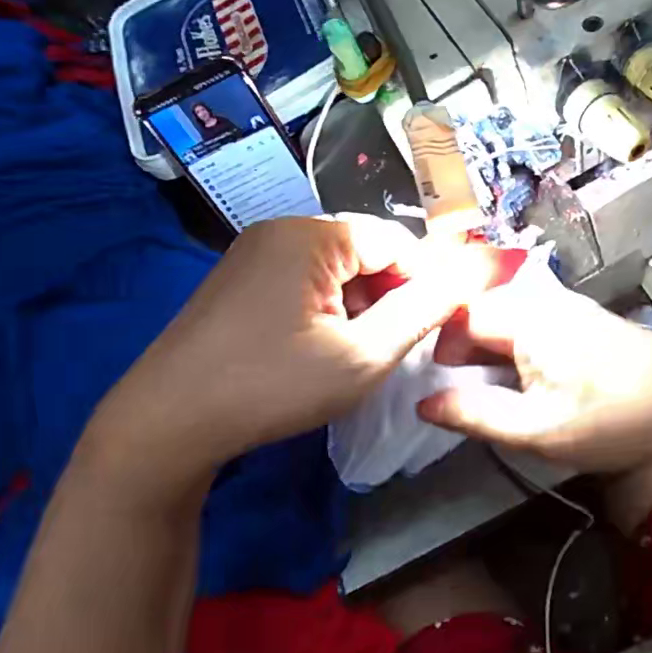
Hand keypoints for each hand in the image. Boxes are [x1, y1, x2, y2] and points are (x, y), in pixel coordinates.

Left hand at [86, 215, 496, 482]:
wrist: (166, 423)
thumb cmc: (273, 385)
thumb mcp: (365, 353)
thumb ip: (428, 307)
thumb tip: (485, 265)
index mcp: (312, 234)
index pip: (398, 241)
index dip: (425, 284)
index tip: (435, 332)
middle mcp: (281, 229)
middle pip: (366, 251)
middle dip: (390, 296)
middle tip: (391, 350)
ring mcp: (254, 252)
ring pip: (336, 268)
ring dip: (360, 305)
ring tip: (354, 355)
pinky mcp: (239, 278)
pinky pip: (304, 280)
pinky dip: (327, 309)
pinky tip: (319, 348)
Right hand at [417, 263, 651, 470]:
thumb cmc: (615, 418)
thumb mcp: (538, 430)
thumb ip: (475, 415)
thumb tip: (423, 402)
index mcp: (523, 317)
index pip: (458, 315)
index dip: (442, 350)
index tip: (446, 388)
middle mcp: (540, 298)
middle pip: (479, 311)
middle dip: (464, 352)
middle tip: (470, 396)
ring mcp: (564, 304)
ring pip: (504, 318)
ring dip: (490, 353)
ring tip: (499, 395)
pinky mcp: (581, 317)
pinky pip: (529, 323)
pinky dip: (516, 350)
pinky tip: (533, 384)